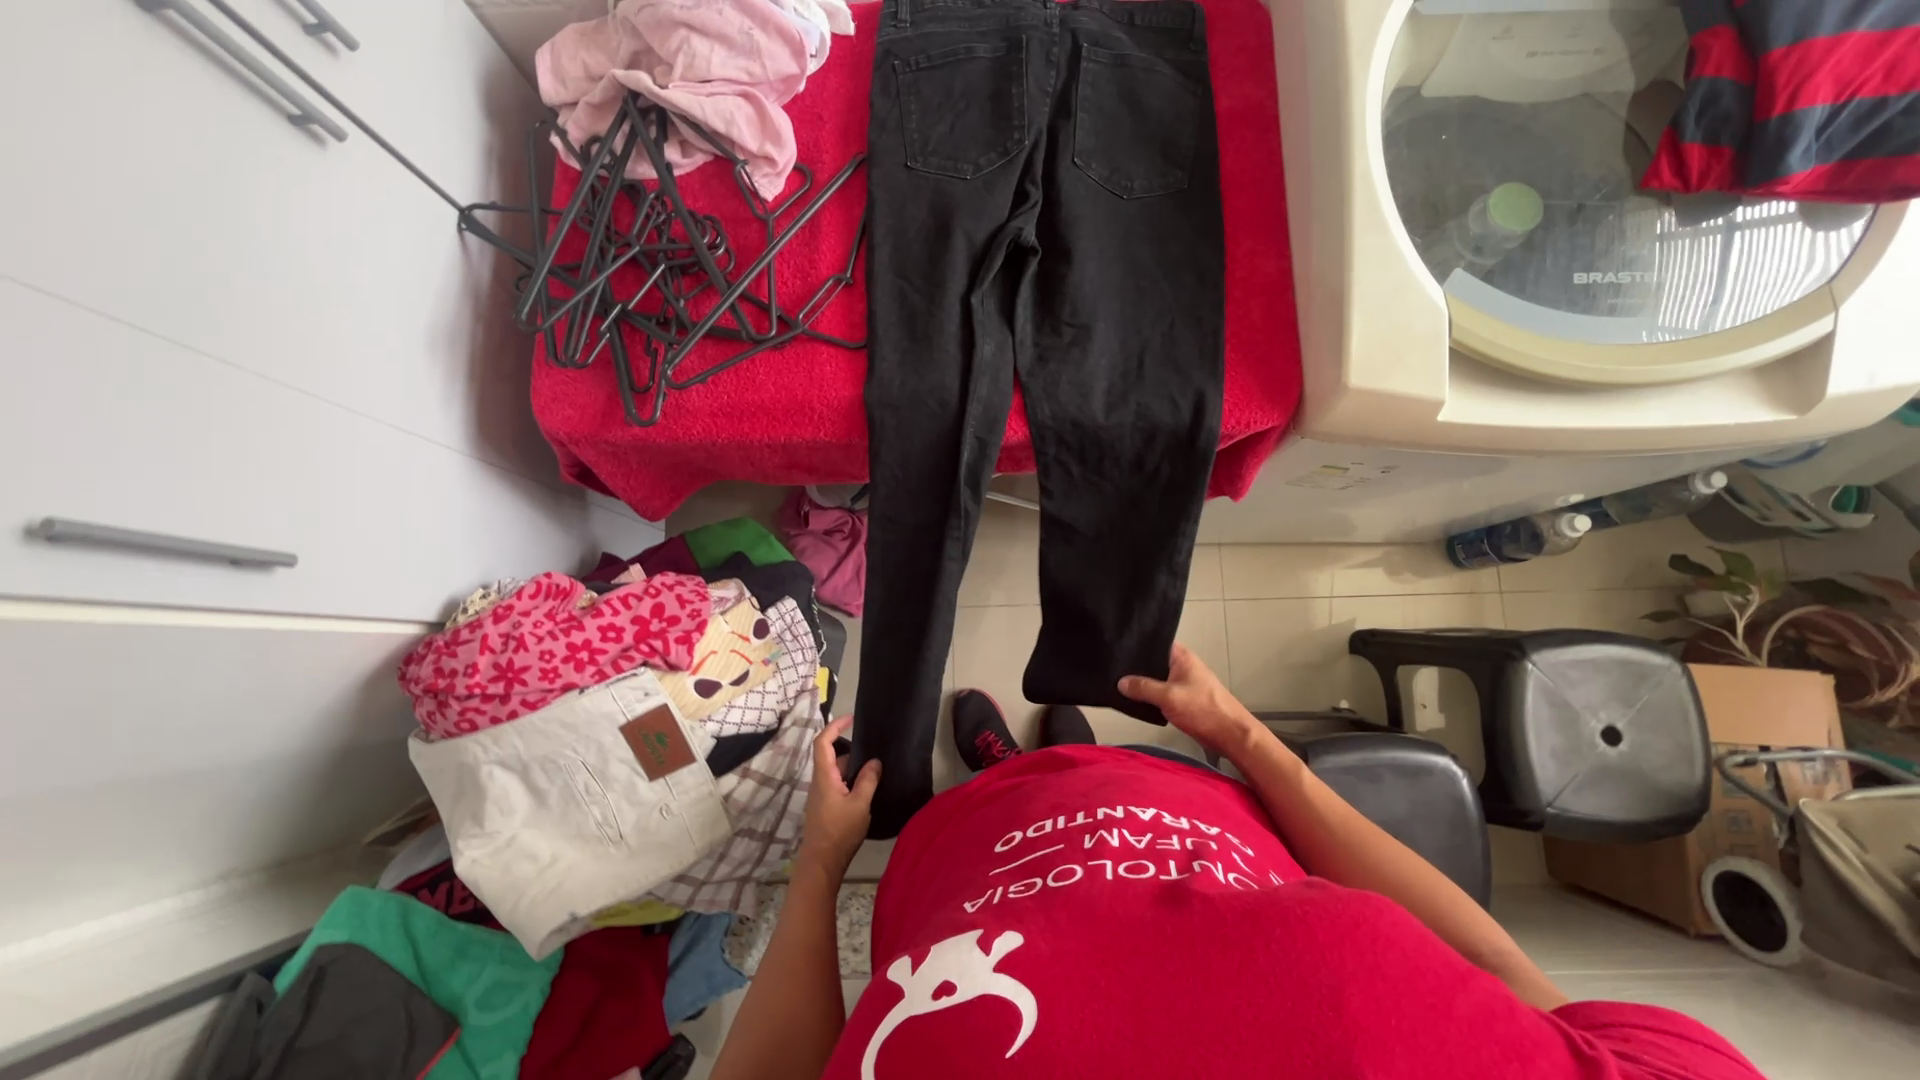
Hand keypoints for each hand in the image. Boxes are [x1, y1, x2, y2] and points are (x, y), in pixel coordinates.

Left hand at [795, 715, 880, 876]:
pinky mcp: (826, 807)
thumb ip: (868, 780)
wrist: (821, 863)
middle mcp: (820, 781)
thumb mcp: (860, 804)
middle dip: (853, 753)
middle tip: (875, 755)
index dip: (834, 726)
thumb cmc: (839, 831)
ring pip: (838, 773)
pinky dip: (852, 783)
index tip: (851, 719)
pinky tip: (867, 792)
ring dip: (854, 770)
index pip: (822, 742)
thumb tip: (874, 761)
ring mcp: (821, 795)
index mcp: (824, 776)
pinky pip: (838, 785)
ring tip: (876, 774)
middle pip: (833, 757)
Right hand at [1118, 643, 1264, 758]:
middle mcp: (1181, 666)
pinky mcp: (1182, 699)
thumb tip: (1120, 682)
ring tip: (1114, 682)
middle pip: (1152, 662)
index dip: (1135, 645)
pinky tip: (1132, 699)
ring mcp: (1182, 683)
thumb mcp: (1168, 696)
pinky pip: (1160, 693)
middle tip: (1109, 667)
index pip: (1153, 643)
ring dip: (1141, 684)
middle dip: (1134, 667)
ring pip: (1155, 679)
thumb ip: (1143, 688)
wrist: (1229, 734)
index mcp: (1181, 656)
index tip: (1114, 647)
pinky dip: (1148, 696)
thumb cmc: (1203, 709)